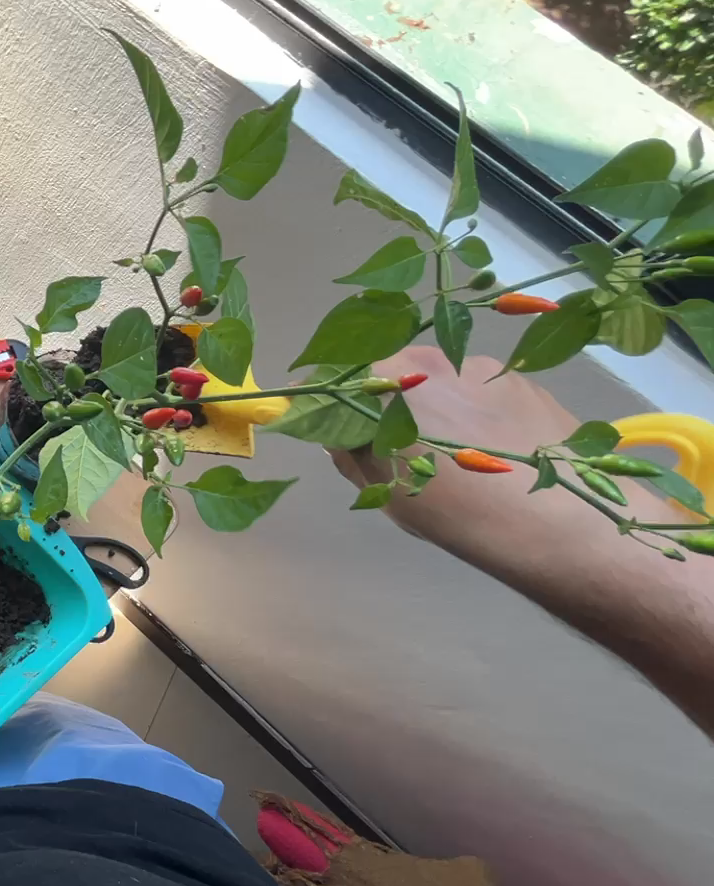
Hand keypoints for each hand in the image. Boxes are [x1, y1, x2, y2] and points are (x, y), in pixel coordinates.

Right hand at [328, 346, 676, 570]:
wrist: (571, 525)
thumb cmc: (456, 509)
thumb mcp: (380, 484)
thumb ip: (345, 444)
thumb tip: (329, 424)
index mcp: (389, 381)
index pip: (332, 374)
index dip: (317, 397)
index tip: (313, 420)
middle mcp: (432, 360)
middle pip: (380, 368)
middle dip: (369, 396)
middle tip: (375, 438)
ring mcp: (481, 367)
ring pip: (427, 377)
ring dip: (417, 401)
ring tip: (437, 446)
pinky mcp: (522, 381)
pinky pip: (468, 387)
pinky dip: (459, 407)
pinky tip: (478, 445)